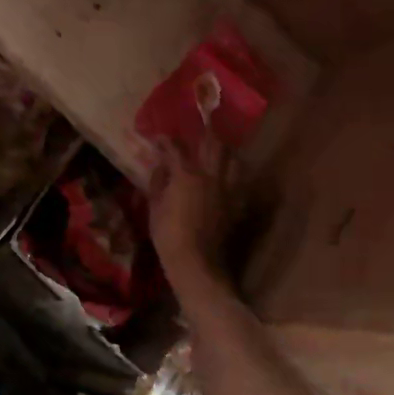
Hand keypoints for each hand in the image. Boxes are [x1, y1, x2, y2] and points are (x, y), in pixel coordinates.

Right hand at [148, 134, 229, 294]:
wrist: (196, 262)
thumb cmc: (168, 235)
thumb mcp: (154, 208)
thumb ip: (158, 183)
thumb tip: (161, 167)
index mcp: (187, 175)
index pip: (176, 149)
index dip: (167, 141)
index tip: (160, 137)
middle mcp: (211, 176)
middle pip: (214, 145)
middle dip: (205, 135)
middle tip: (198, 132)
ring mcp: (228, 189)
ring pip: (233, 159)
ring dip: (224, 152)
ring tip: (217, 152)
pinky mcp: (237, 203)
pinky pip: (239, 180)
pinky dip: (232, 173)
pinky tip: (226, 177)